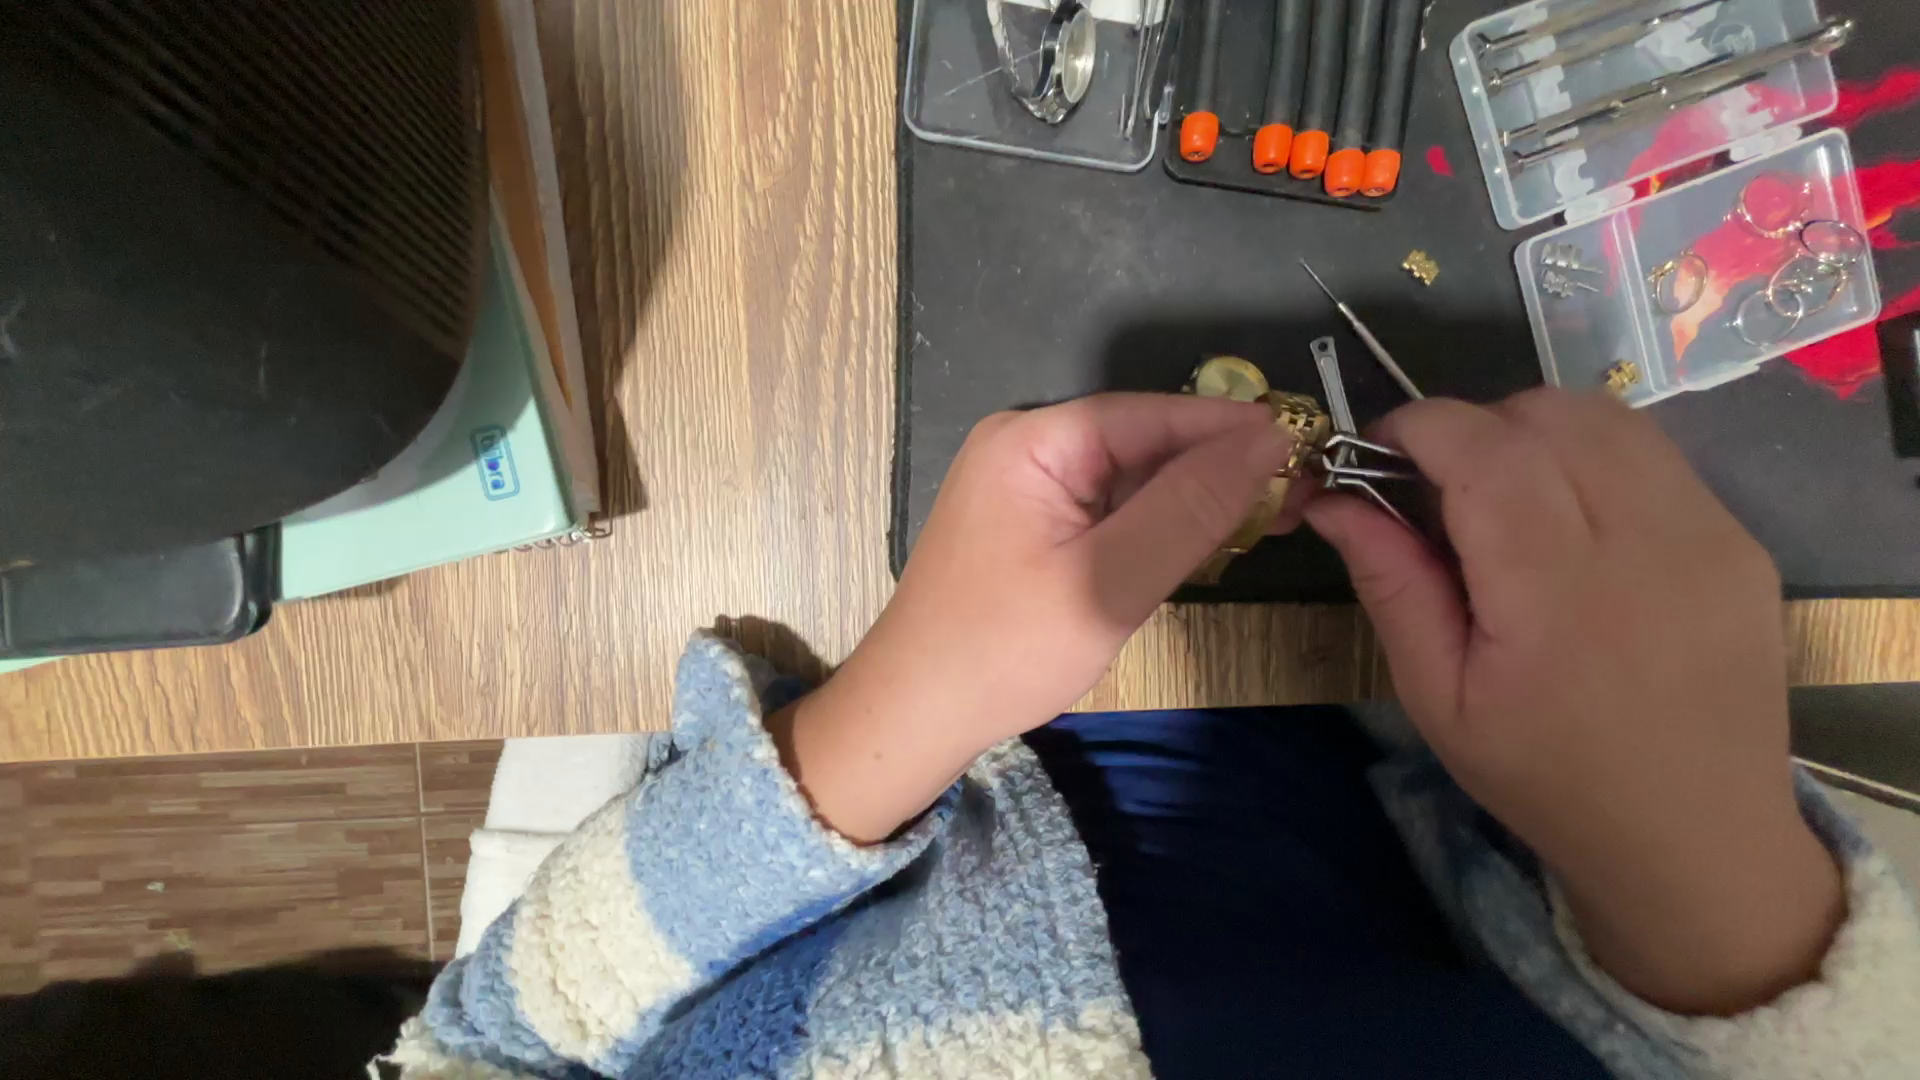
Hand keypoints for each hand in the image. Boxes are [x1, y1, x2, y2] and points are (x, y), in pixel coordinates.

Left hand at [768, 393, 1295, 842]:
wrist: (916, 710)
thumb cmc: (1005, 651)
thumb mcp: (1109, 581)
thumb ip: (1189, 509)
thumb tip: (1265, 443)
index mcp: (1030, 442)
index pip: (1148, 415)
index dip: (1228, 429)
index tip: (1304, 445)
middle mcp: (1021, 448)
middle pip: (1137, 442)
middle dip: (1213, 468)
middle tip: (1296, 493)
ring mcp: (1019, 487)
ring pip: (1123, 478)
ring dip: (1186, 500)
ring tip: (1265, 518)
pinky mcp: (1024, 525)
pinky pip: (1100, 510)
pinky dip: (1148, 525)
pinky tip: (1196, 540)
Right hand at [1307, 388, 1843, 1015]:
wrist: (1691, 834)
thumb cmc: (1537, 770)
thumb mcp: (1433, 691)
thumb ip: (1388, 582)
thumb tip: (1330, 500)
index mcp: (1560, 598)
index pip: (1490, 454)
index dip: (1419, 428)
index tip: (1372, 451)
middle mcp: (1652, 547)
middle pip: (1546, 417)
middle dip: (1465, 427)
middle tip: (1426, 485)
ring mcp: (1712, 535)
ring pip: (1601, 417)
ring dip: (1522, 432)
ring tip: (1487, 495)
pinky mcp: (1740, 537)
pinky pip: (1644, 450)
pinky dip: (1576, 454)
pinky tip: (1554, 515)